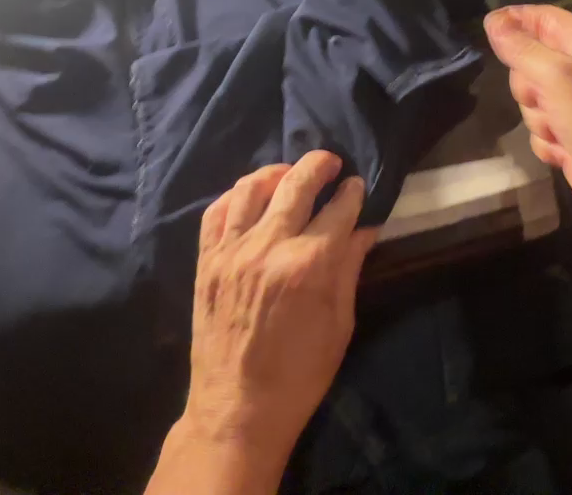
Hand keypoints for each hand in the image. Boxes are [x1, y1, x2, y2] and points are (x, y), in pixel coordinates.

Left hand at [173, 151, 377, 475]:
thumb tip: (365, 226)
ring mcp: (231, 251)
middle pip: (297, 183)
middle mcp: (269, 246)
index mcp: (309, 264)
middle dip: (320, 165)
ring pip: (253, 187)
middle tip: (332, 162)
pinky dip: (235, 195)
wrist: (237, 410)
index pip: (339, 208)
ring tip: (290, 173)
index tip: (358, 185)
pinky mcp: (206, 261)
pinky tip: (251, 196)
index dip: (354, 192)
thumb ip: (350, 266)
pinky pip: (217, 211)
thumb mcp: (340, 323)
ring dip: (277, 172)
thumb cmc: (300, 373)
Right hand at [484, 4, 571, 211]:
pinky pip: (537, 126)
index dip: (514, 20)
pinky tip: (563, 147)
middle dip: (526, 84)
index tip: (488, 31)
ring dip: (537, 117)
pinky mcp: (566, 129)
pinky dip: (545, 139)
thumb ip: (521, 48)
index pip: (541, 17)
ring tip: (558, 127)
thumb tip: (492, 20)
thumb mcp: (555, 75)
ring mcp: (571, 100)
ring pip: (528, 97)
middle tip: (541, 96)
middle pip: (527, 60)